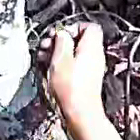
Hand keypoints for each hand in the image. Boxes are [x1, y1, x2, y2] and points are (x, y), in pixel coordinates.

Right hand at [46, 23, 119, 139]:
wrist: (80, 113)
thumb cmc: (71, 88)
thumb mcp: (60, 58)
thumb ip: (61, 41)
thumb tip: (62, 33)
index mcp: (92, 47)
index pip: (89, 26)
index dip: (72, 26)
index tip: (59, 33)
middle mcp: (94, 56)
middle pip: (79, 39)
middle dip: (61, 40)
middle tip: (48, 45)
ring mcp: (90, 68)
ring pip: (74, 52)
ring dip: (58, 52)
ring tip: (44, 57)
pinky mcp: (84, 79)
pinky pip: (73, 64)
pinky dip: (62, 63)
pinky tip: (49, 68)